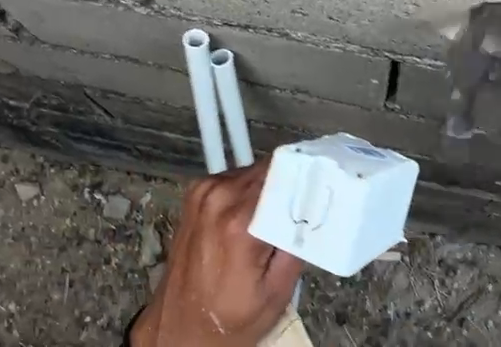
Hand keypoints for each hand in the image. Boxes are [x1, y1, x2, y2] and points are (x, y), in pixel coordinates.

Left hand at [130, 163, 303, 346]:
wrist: (180, 330)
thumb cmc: (230, 318)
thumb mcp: (277, 293)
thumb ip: (297, 244)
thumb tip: (315, 208)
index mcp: (240, 221)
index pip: (284, 174)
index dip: (305, 179)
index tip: (320, 190)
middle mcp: (219, 196)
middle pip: (269, 170)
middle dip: (287, 186)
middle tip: (299, 212)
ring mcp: (204, 191)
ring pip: (253, 172)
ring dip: (266, 189)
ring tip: (272, 222)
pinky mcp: (196, 193)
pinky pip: (235, 179)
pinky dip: (246, 193)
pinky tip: (249, 221)